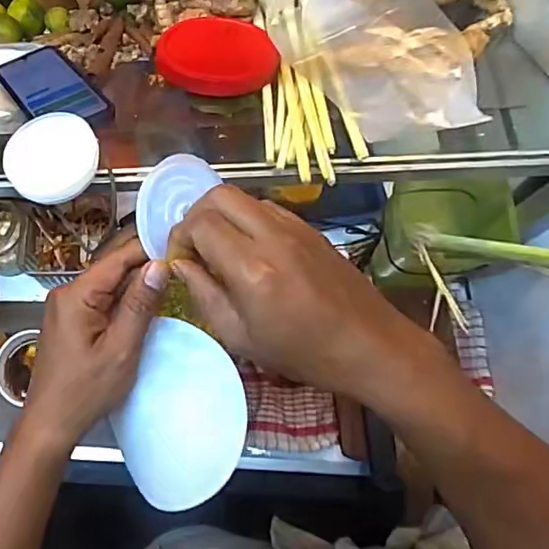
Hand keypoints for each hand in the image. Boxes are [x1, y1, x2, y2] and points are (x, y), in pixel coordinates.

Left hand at [18, 235, 166, 453]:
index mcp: (76, 294)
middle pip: (112, 267)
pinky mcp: (71, 319)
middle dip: (145, 265)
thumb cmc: (84, 392)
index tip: (179, 248)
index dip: (149, 249)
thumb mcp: (121, 348)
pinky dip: (124, 300)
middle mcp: (67, 292)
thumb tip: (159, 266)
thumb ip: (140, 305)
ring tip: (169, 284)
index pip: (118, 256)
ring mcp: (67, 306)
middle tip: (180, 267)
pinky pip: (102, 299)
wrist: (51, 422)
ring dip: (136, 284)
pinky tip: (145, 306)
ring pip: (109, 283)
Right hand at [167, 186, 443, 405]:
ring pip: (245, 197)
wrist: (369, 345)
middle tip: (194, 245)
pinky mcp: (311, 229)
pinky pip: (268, 209)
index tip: (179, 259)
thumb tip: (180, 265)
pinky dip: (248, 219)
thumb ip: (204, 294)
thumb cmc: (303, 353)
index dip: (179, 236)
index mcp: (252, 268)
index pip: (200, 223)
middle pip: (219, 195)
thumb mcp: (240, 337)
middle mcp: (273, 236)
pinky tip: (250, 250)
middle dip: (196, 214)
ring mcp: (296, 227)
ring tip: (221, 248)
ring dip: (223, 214)